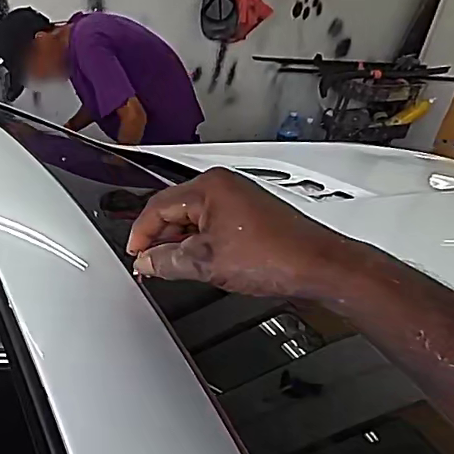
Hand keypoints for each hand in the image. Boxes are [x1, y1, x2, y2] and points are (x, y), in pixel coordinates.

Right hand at [126, 168, 361, 297]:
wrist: (317, 266)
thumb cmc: (276, 256)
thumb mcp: (207, 262)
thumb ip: (168, 260)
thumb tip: (149, 261)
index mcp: (210, 187)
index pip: (158, 206)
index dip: (141, 233)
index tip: (136, 253)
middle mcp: (224, 186)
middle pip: (175, 210)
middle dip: (161, 238)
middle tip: (151, 263)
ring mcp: (239, 198)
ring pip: (194, 218)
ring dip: (182, 242)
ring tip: (177, 267)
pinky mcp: (249, 214)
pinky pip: (213, 224)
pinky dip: (202, 242)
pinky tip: (203, 262)